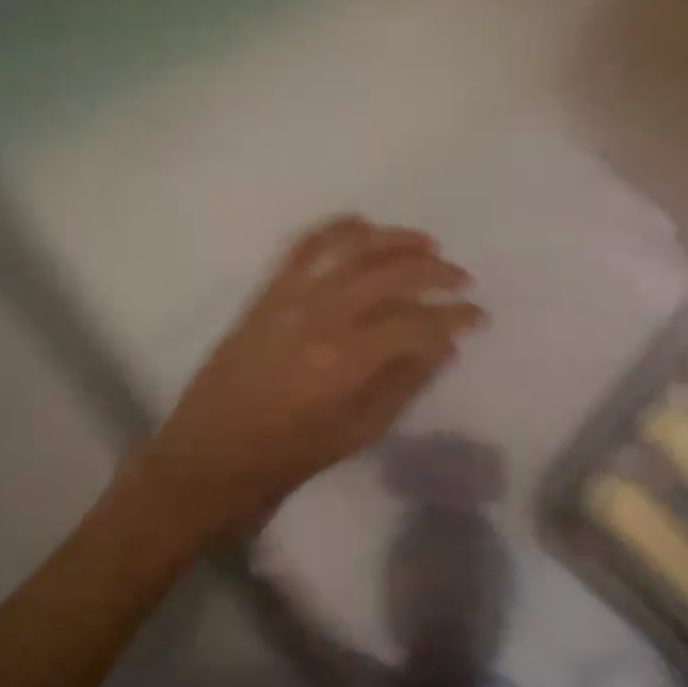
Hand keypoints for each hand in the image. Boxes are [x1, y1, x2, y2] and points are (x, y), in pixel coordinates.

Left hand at [143, 216, 485, 530]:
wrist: (208, 459)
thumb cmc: (289, 458)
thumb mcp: (359, 431)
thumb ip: (405, 383)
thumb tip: (444, 346)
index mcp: (346, 361)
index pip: (417, 323)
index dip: (455, 318)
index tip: (479, 317)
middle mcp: (320, 319)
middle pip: (391, 276)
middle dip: (436, 273)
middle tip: (463, 281)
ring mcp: (289, 300)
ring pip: (351, 250)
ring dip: (395, 241)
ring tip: (427, 245)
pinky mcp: (266, 295)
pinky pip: (303, 247)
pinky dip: (336, 229)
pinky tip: (364, 226)